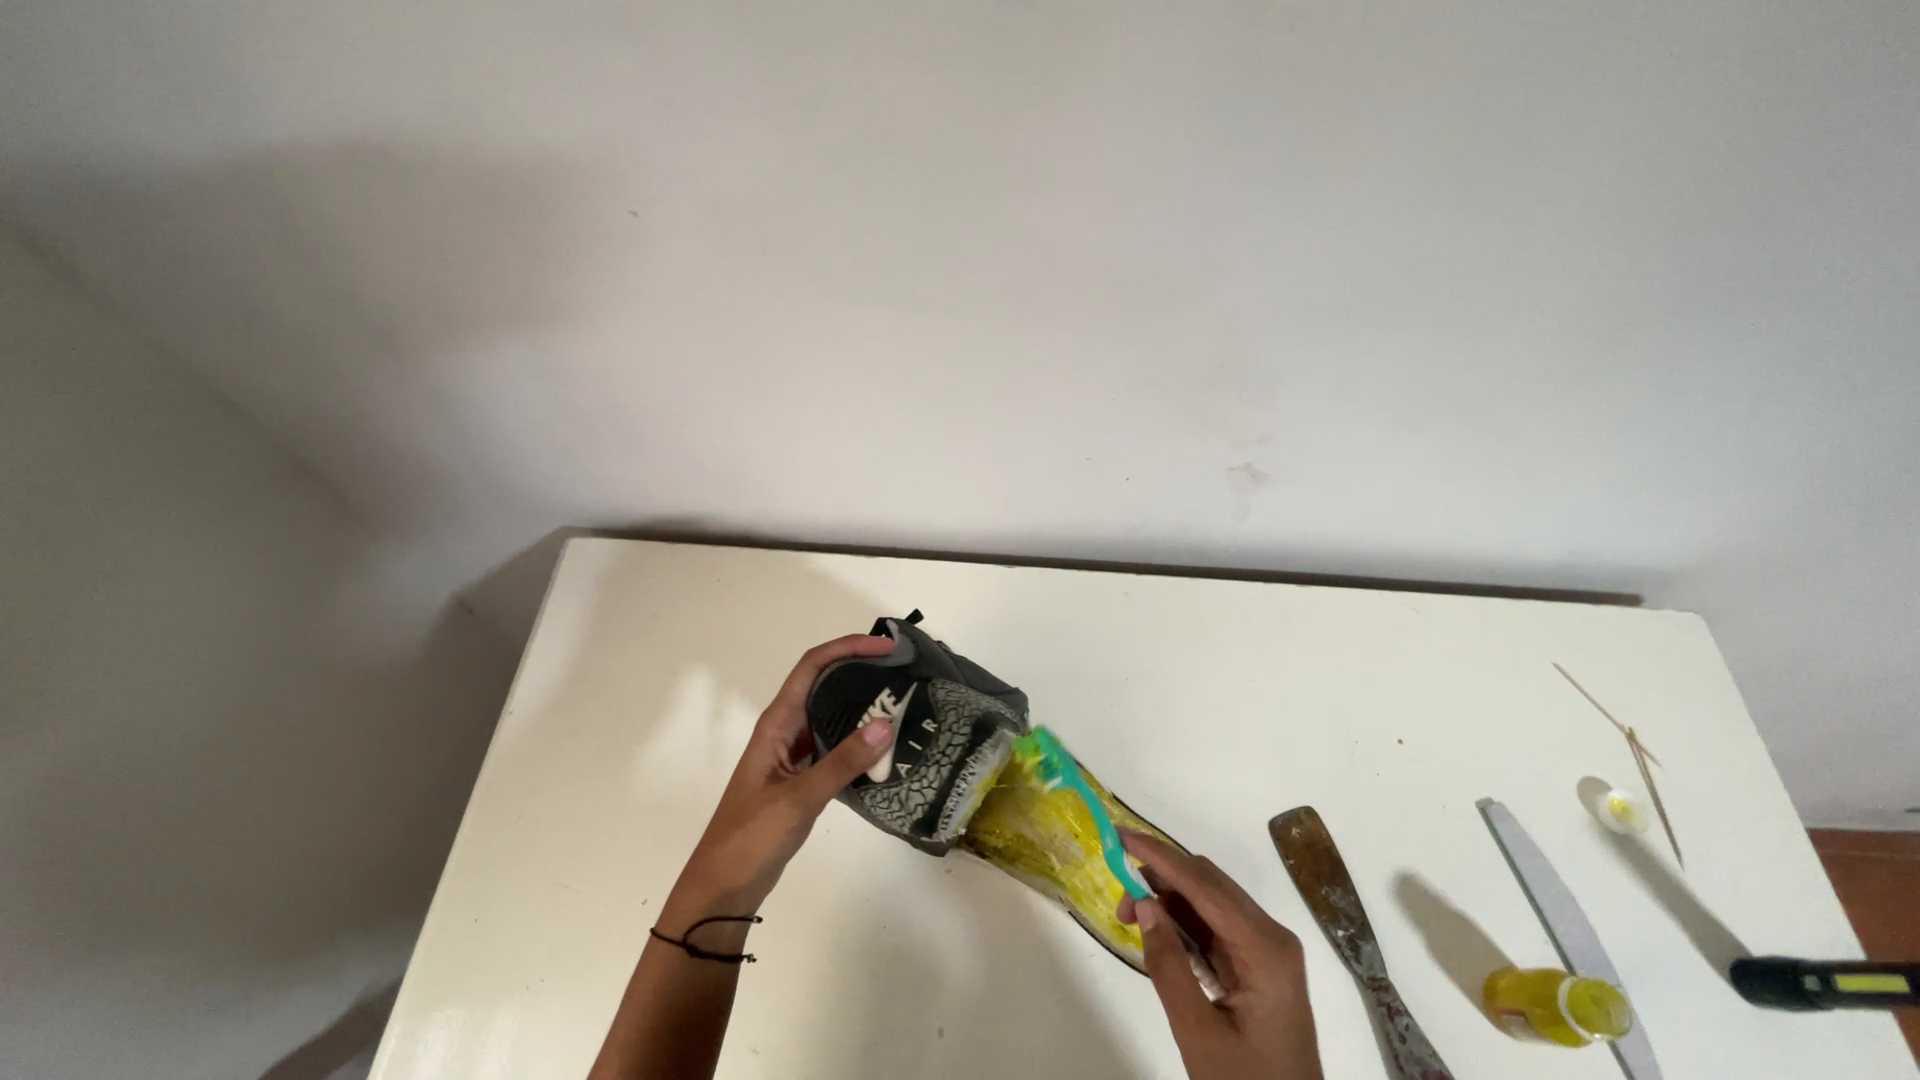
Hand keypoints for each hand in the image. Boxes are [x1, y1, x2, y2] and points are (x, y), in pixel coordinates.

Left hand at [659, 634, 897, 931]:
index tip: (886, 649)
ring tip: (905, 707)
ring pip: (833, 717)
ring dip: (864, 708)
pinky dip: (860, 743)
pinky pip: (836, 748)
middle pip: (826, 685)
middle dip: (862, 672)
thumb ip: (843, 763)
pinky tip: (887, 752)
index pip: (813, 667)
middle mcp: (786, 730)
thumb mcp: (799, 798)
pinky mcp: (803, 779)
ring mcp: (794, 755)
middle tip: (905, 675)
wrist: (724, 886)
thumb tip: (887, 724)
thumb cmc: (751, 836)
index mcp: (776, 723)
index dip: (848, 648)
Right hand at [1119, 831, 1323, 1079]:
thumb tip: (1144, 904)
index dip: (1160, 857)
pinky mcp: (1261, 963)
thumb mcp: (1197, 1030)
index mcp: (1265, 949)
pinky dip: (1185, 921)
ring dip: (1170, 900)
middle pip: (1209, 884)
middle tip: (1120, 900)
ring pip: (1211, 900)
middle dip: (1161, 879)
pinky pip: (1217, 924)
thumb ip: (1168, 964)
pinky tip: (1161, 932)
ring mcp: (1269, 949)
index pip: (1204, 886)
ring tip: (1132, 918)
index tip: (1121, 835)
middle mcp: (1273, 936)